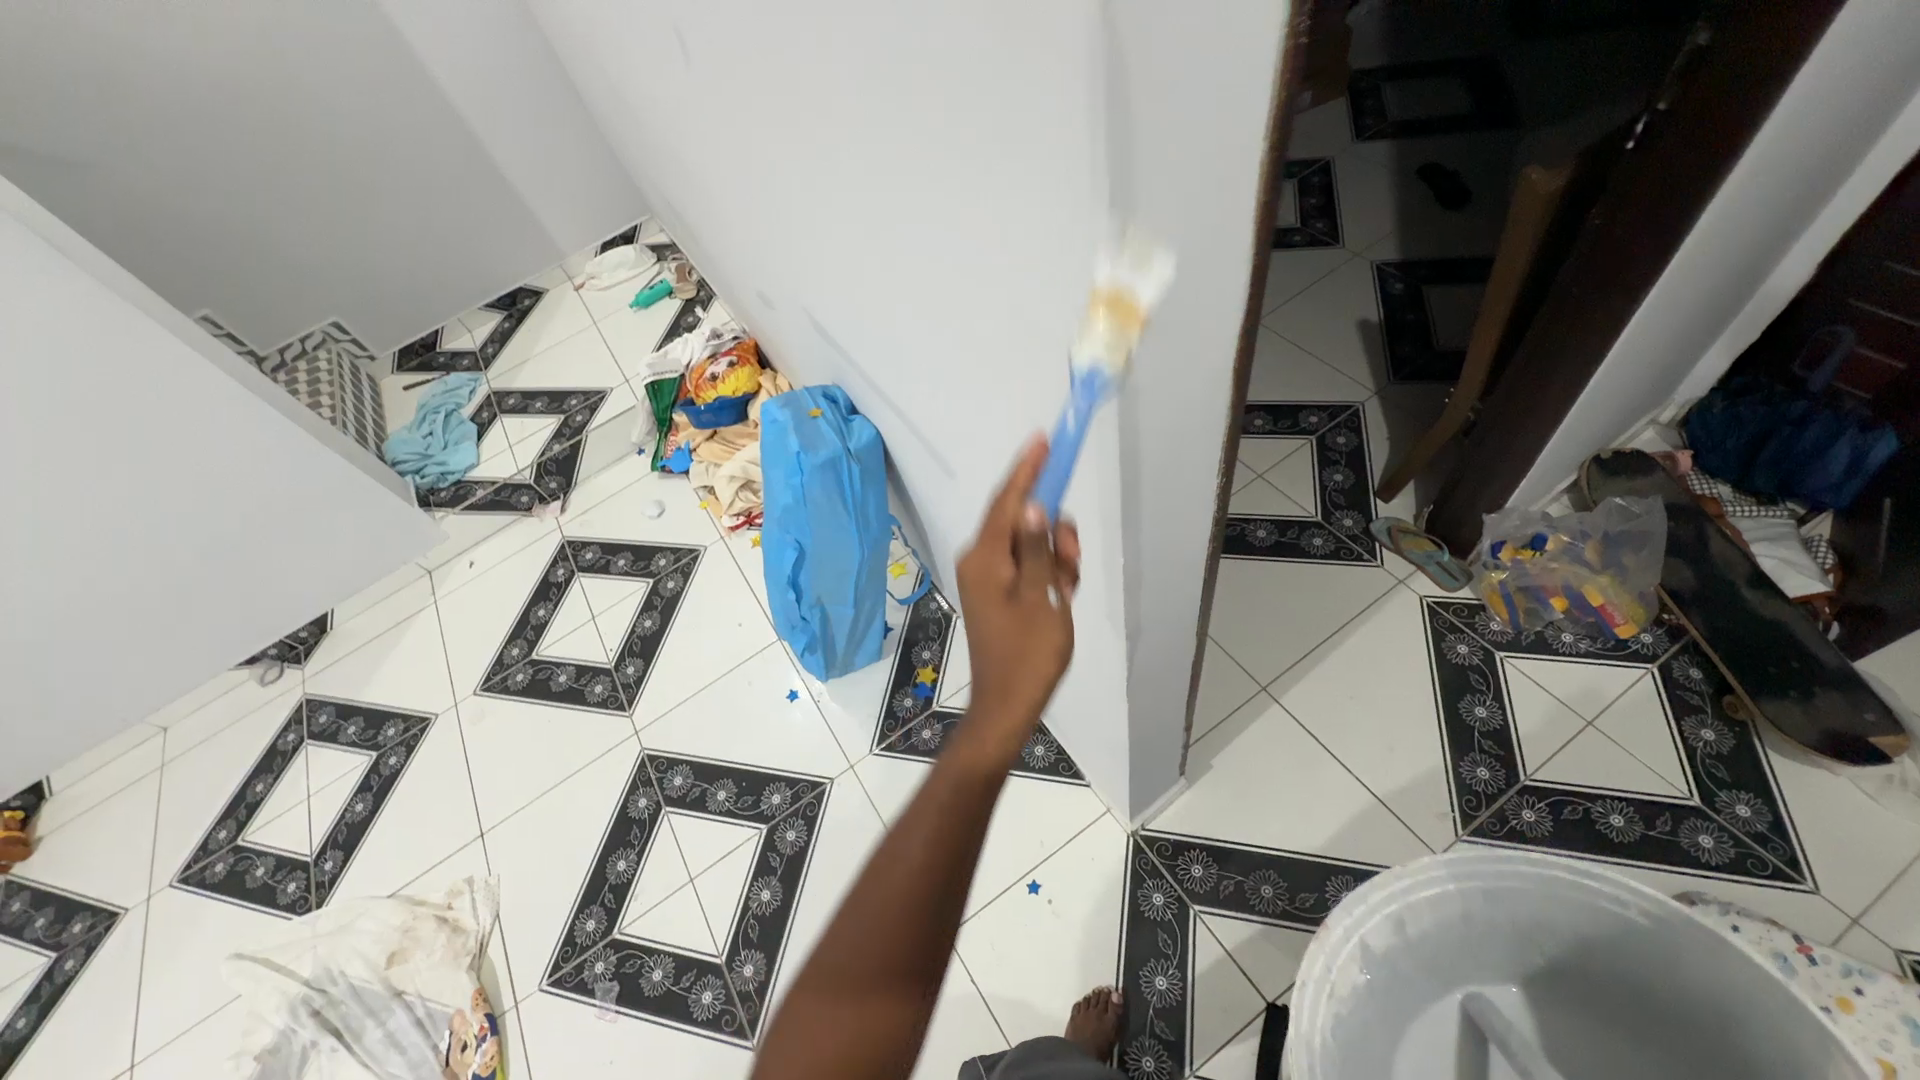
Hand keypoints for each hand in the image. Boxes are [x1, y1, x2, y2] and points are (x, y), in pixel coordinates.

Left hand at [954, 436, 1080, 765]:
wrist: (1008, 704)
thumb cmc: (1027, 653)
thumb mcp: (1042, 596)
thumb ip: (1037, 548)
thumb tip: (1034, 506)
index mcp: (984, 557)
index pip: (1008, 501)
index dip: (1027, 470)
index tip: (1042, 440)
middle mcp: (979, 559)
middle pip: (1023, 521)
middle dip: (1053, 533)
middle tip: (1072, 564)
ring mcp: (986, 576)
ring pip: (1030, 544)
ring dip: (1055, 557)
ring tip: (1067, 589)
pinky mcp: (996, 592)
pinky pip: (1026, 566)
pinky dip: (1047, 574)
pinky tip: (1060, 597)